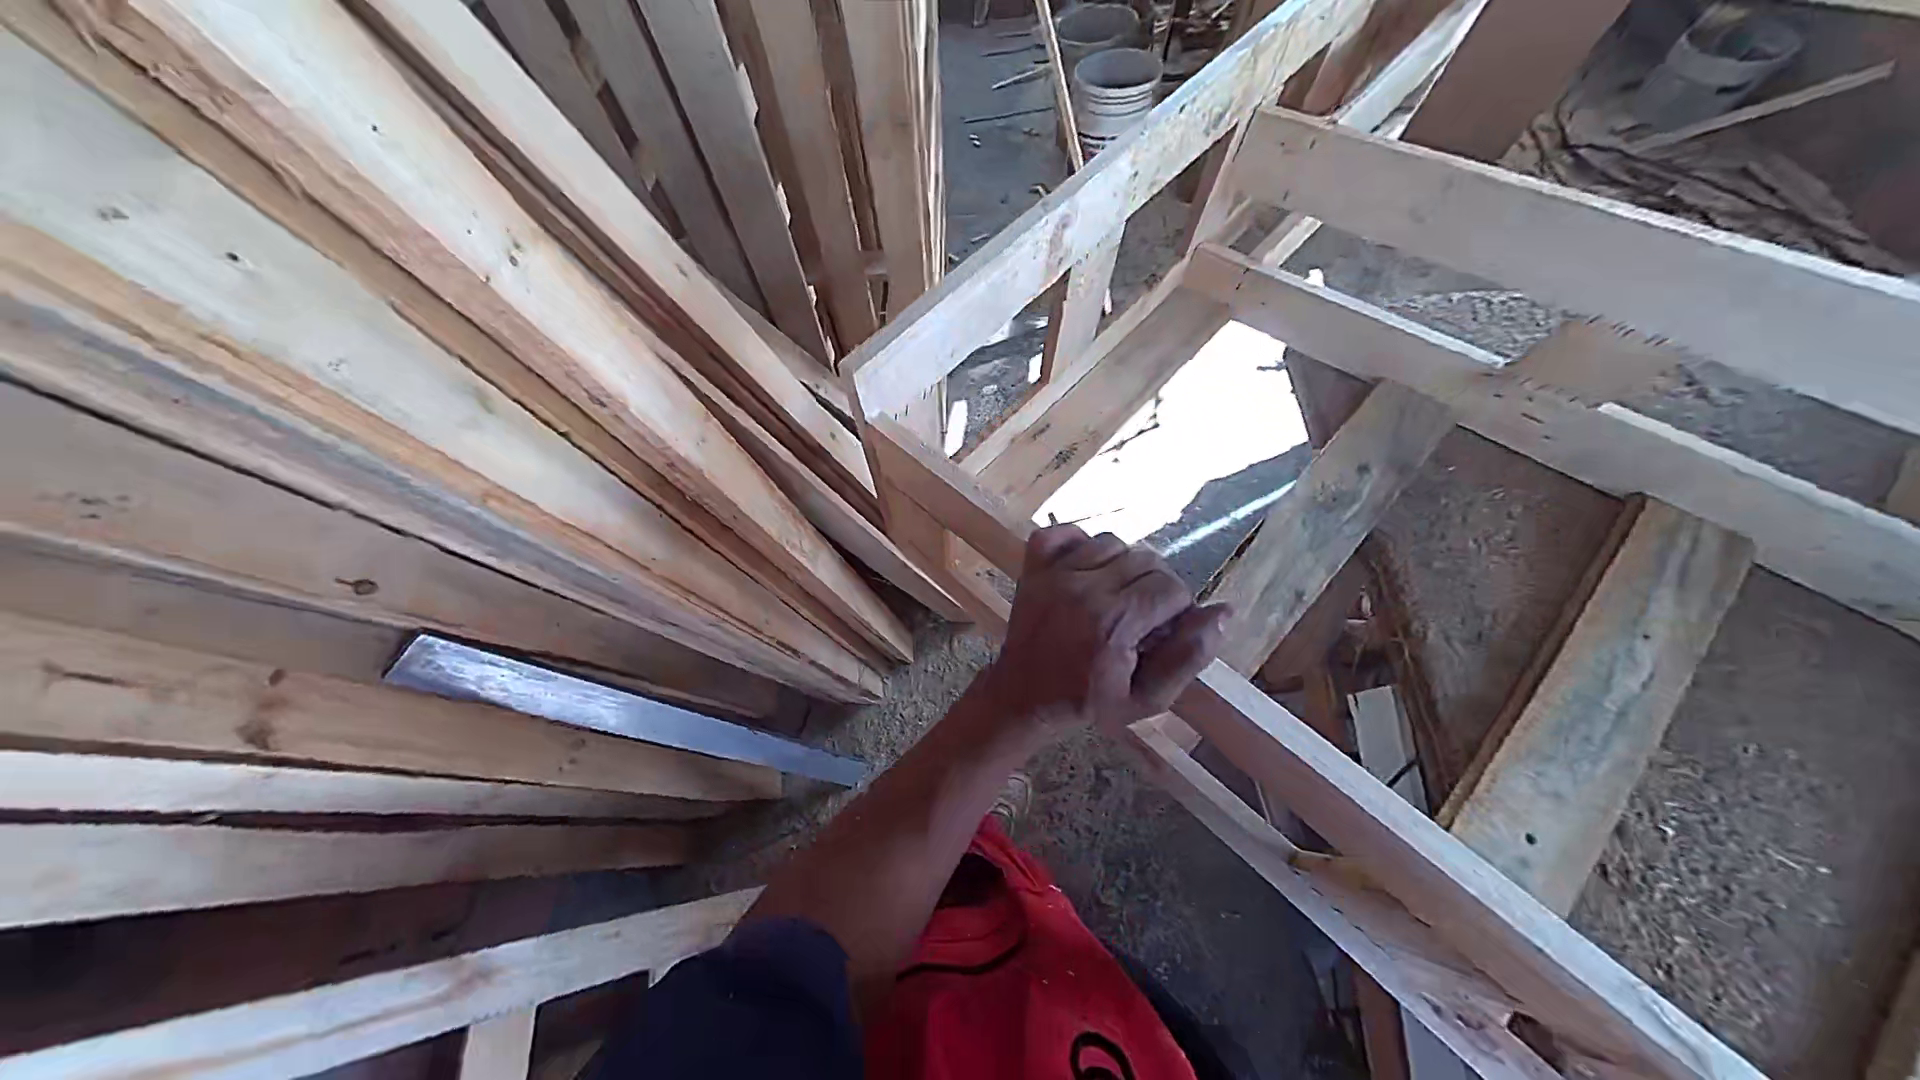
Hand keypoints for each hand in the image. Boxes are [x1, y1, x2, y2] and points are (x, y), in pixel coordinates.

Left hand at [978, 524, 1230, 733]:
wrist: (1024, 696)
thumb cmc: (1089, 701)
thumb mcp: (1148, 698)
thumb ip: (1189, 656)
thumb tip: (1224, 612)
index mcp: (1114, 622)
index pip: (1172, 588)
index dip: (1177, 610)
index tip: (1161, 631)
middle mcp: (1083, 589)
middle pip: (1146, 560)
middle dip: (1155, 586)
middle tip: (1140, 615)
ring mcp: (1054, 573)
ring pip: (1112, 542)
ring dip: (1123, 565)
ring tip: (1116, 594)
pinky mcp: (1033, 567)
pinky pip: (1064, 533)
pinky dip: (1079, 544)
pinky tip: (1086, 570)